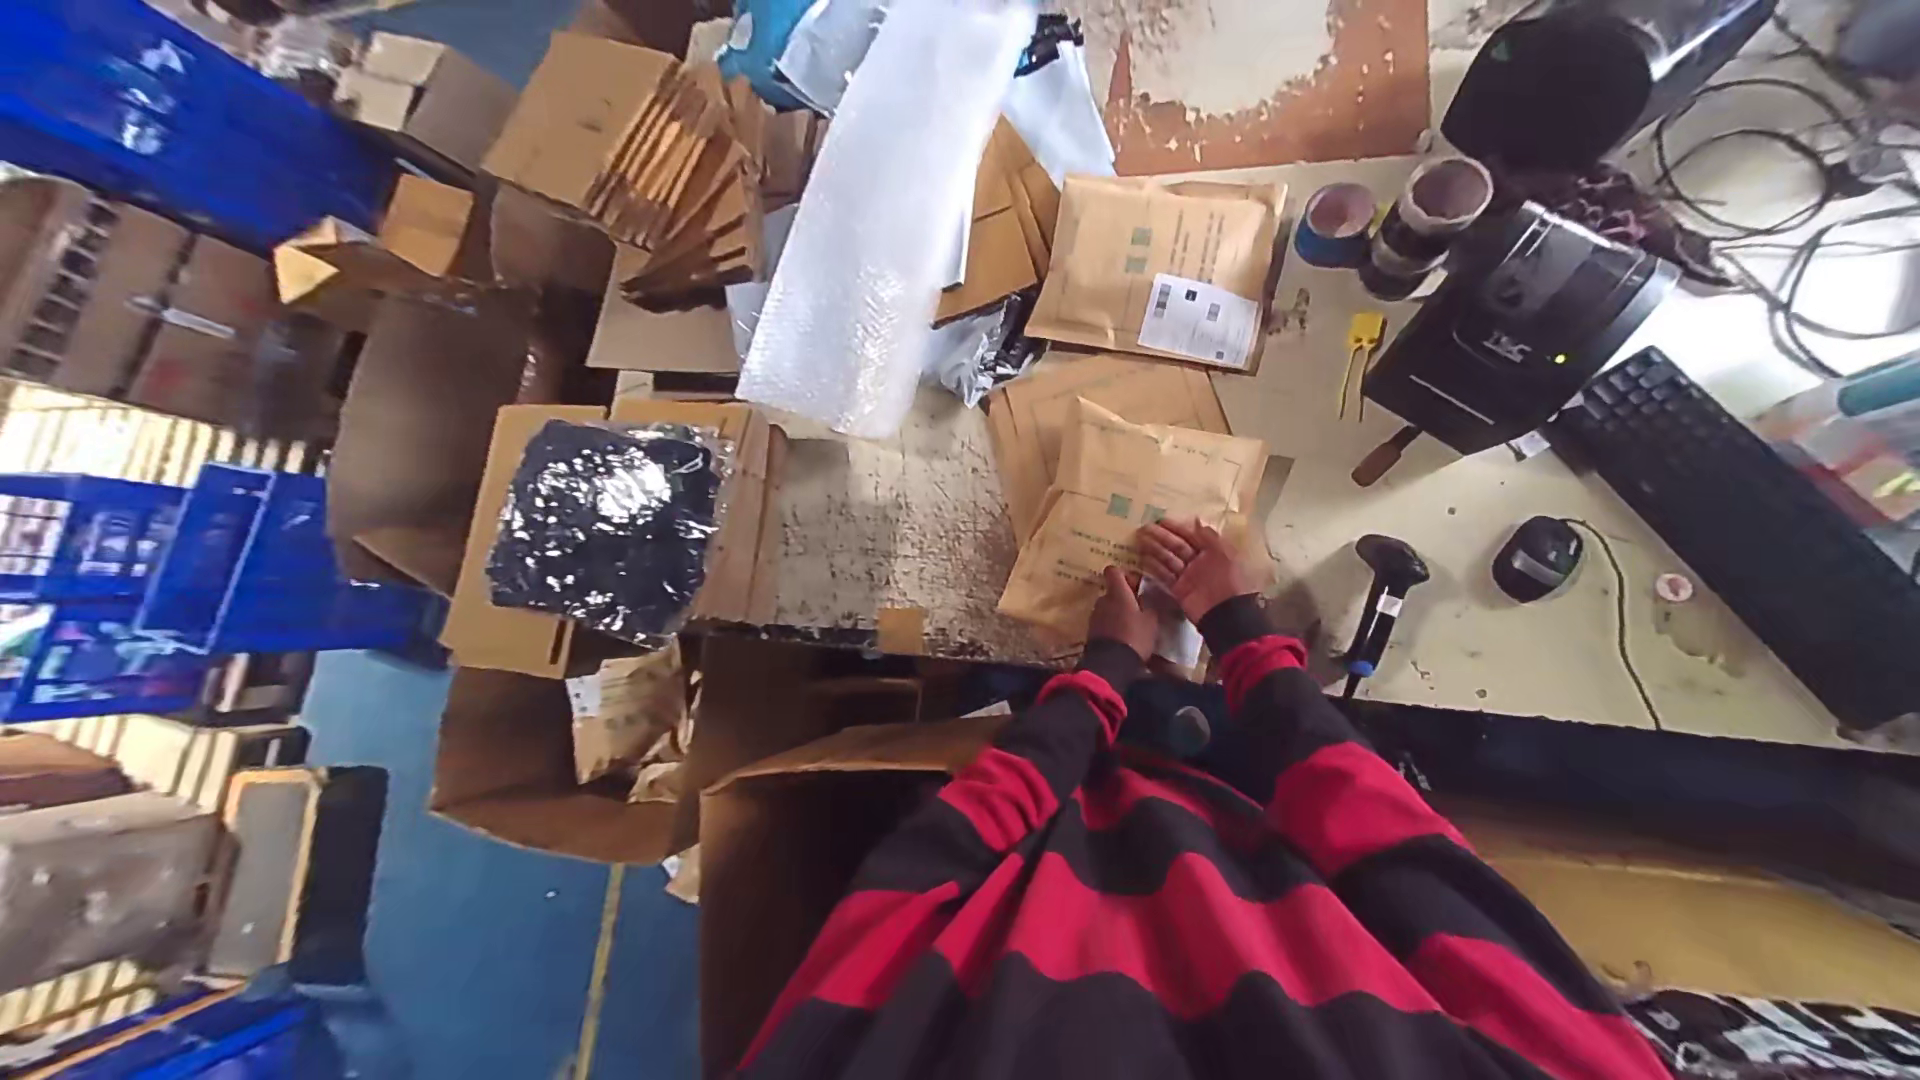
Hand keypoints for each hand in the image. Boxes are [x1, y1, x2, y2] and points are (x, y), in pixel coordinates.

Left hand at [1086, 565, 1155, 660]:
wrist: (1111, 664)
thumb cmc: (1135, 637)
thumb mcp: (1151, 620)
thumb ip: (1149, 605)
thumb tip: (1146, 596)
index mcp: (1117, 593)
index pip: (1113, 571)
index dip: (1125, 575)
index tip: (1137, 586)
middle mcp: (1103, 600)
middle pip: (1113, 591)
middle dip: (1125, 597)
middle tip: (1141, 610)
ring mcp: (1095, 616)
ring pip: (1109, 607)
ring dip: (1119, 612)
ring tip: (1134, 626)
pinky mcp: (1091, 631)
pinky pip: (1104, 621)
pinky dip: (1113, 624)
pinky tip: (1124, 637)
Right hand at [1138, 519, 1257, 624]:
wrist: (1226, 612)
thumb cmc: (1228, 579)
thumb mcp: (1224, 554)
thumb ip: (1209, 537)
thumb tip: (1196, 519)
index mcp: (1211, 552)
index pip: (1191, 536)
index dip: (1176, 528)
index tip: (1160, 521)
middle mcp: (1198, 562)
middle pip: (1177, 546)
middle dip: (1161, 537)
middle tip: (1144, 529)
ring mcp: (1187, 576)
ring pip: (1168, 559)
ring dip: (1154, 549)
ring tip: (1139, 541)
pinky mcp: (1178, 589)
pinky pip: (1165, 576)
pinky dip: (1154, 568)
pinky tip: (1143, 559)